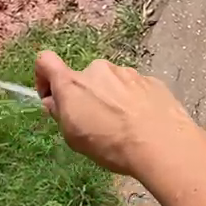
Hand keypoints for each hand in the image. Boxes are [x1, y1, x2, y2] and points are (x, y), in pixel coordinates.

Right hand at [33, 52, 205, 178]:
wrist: (161, 144)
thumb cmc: (111, 144)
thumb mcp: (74, 137)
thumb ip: (60, 112)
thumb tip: (55, 101)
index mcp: (73, 83)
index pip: (45, 61)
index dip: (44, 77)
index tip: (53, 98)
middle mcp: (99, 70)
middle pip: (85, 78)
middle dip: (87, 96)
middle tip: (96, 124)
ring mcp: (127, 73)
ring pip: (112, 83)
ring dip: (112, 99)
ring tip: (124, 127)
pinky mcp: (151, 80)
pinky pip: (135, 88)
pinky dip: (134, 101)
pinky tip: (143, 123)